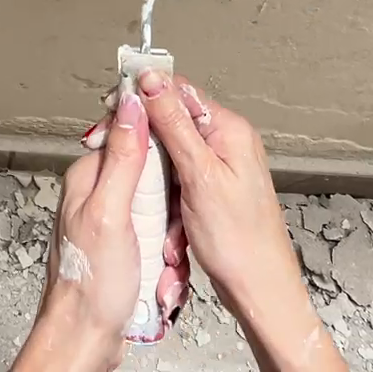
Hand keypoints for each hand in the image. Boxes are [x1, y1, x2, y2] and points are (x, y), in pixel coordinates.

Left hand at [12, 92, 149, 371]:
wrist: (85, 341)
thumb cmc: (88, 285)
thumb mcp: (110, 212)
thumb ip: (123, 157)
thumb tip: (132, 105)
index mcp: (90, 174)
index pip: (130, 132)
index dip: (159, 143)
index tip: (178, 160)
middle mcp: (100, 191)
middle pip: (154, 172)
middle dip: (171, 204)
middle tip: (168, 231)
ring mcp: (116, 219)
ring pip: (162, 207)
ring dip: (171, 237)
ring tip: (163, 260)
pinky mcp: (128, 245)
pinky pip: (161, 236)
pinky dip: (167, 258)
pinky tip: (161, 275)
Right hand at [137, 70, 346, 371]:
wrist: (261, 294)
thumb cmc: (239, 242)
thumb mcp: (198, 176)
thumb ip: (173, 123)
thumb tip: (151, 78)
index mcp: (228, 128)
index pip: (176, 90)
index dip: (141, 96)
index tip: (110, 110)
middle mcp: (225, 139)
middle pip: (169, 120)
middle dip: (142, 141)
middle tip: (112, 153)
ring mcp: (218, 164)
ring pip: (167, 151)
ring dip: (151, 173)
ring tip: (142, 196)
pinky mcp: (210, 186)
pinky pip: (175, 176)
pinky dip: (163, 193)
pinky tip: (161, 216)